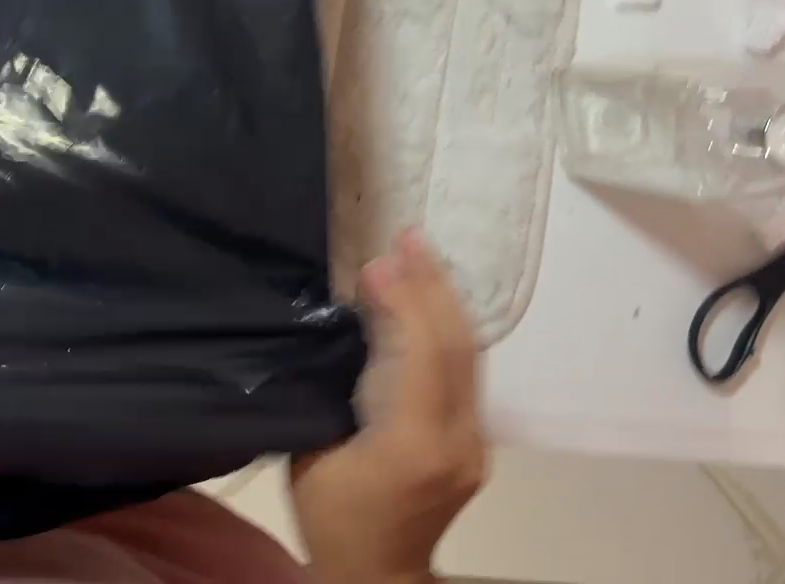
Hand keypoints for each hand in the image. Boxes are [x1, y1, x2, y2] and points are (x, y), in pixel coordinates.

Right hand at [289, 231, 485, 583]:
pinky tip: (429, 300)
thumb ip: (333, 386)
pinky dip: (446, 327)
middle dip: (433, 285)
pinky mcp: (473, 442)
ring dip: (444, 300)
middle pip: (455, 348)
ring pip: (468, 356)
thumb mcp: (311, 446)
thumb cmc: (330, 512)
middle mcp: (458, 440)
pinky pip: (464, 372)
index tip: (378, 259)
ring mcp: (474, 443)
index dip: (403, 301)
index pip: (419, 356)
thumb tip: (346, 322)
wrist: (378, 575)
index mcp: (411, 443)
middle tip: (410, 235)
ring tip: (421, 253)